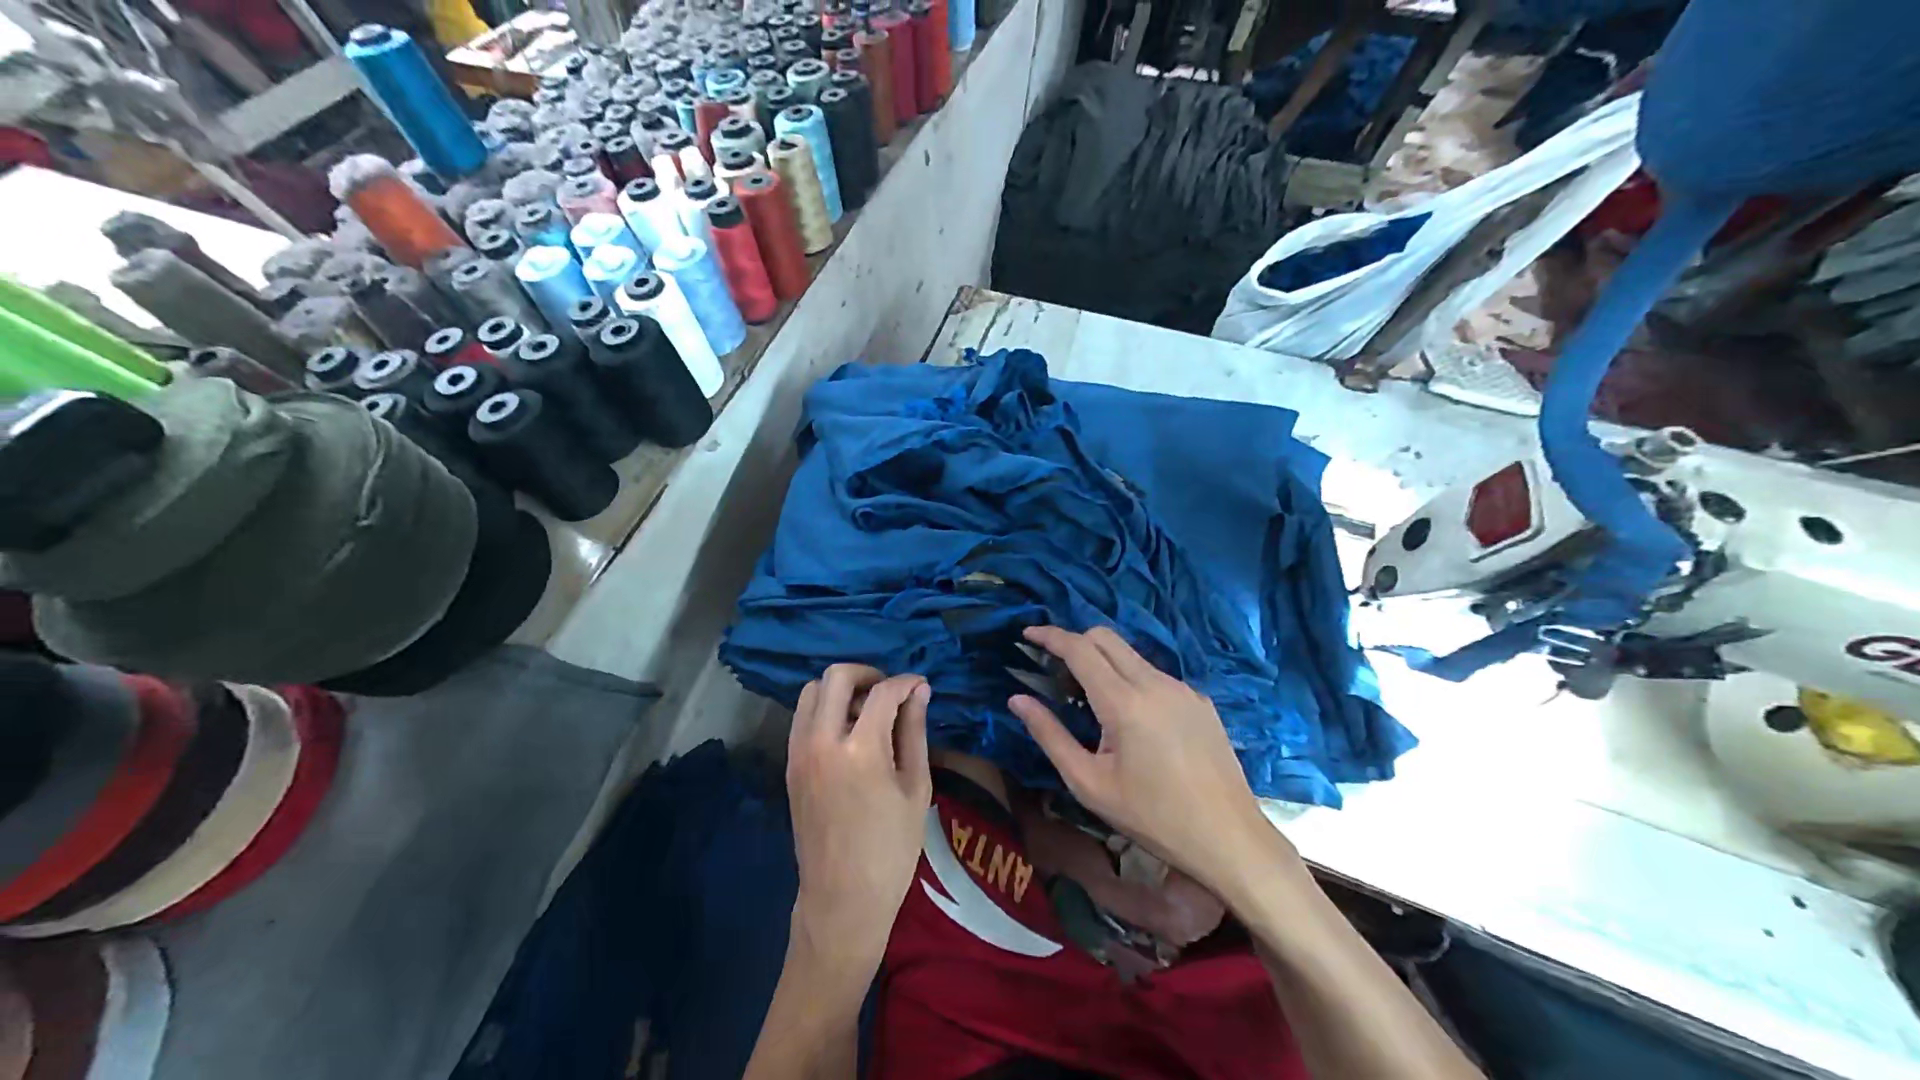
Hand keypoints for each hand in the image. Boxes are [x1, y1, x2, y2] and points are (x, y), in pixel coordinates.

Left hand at [787, 664, 933, 973]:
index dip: (906, 682)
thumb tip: (920, 693)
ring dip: (841, 690)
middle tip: (890, 692)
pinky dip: (824, 710)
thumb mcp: (916, 789)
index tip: (920, 686)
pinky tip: (849, 733)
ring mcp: (799, 753)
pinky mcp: (790, 765)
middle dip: (867, 674)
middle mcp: (821, 742)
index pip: (882, 692)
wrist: (842, 898)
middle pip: (836, 677)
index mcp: (860, 751)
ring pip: (811, 692)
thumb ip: (914, 733)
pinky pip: (802, 718)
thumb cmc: (891, 849)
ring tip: (867, 712)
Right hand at [1008, 626, 1300, 902]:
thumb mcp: (1089, 784)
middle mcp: (1156, 683)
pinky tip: (1131, 719)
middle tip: (1054, 668)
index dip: (1050, 636)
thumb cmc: (1152, 818)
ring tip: (1088, 697)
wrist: (1228, 838)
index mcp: (1125, 702)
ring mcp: (1183, 689)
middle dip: (1075, 640)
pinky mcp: (1201, 702)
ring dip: (1104, 660)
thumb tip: (1017, 700)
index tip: (1027, 634)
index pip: (1080, 649)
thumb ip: (1050, 736)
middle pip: (1106, 637)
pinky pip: (1156, 675)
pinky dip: (1131, 679)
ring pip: (1132, 655)